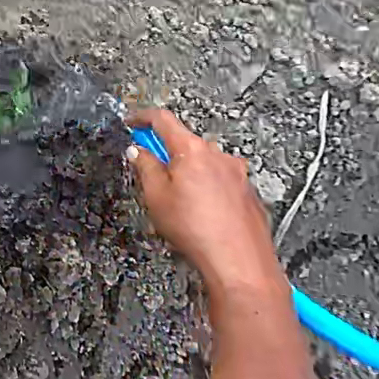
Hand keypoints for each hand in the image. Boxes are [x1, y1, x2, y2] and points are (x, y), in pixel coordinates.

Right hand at [126, 109, 284, 294]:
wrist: (239, 261)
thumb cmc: (198, 231)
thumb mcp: (156, 197)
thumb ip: (145, 167)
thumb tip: (139, 151)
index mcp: (193, 150)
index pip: (163, 119)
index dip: (143, 117)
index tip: (133, 121)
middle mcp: (218, 155)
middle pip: (185, 142)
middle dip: (166, 152)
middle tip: (150, 172)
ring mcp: (236, 173)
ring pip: (203, 162)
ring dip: (187, 172)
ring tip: (177, 204)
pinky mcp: (246, 191)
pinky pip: (219, 180)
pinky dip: (205, 187)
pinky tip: (199, 214)